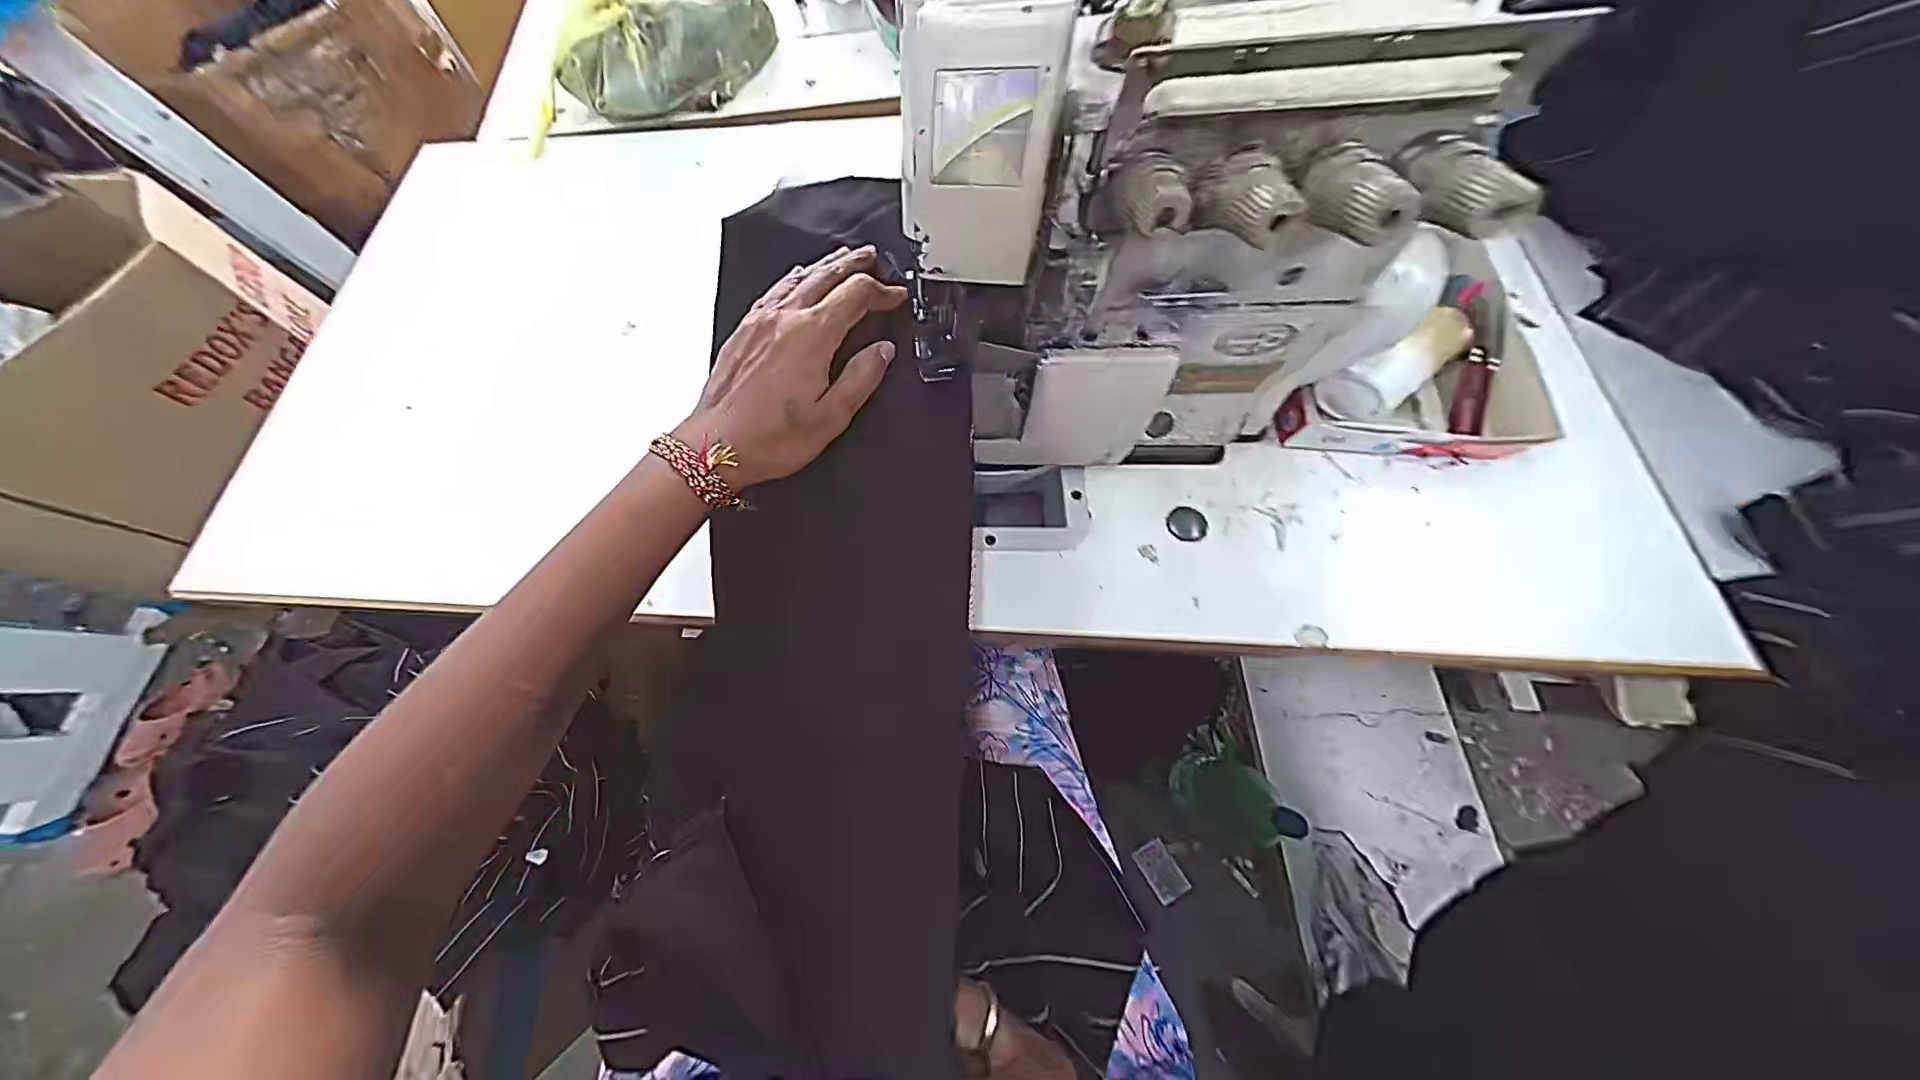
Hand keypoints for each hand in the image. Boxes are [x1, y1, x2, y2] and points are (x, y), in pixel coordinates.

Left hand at [676, 244, 908, 489]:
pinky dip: (796, 279)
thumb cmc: (769, 437)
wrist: (716, 446)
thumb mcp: (831, 417)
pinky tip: (799, 280)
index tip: (895, 296)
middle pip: (827, 275)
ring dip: (827, 265)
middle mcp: (784, 320)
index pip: (855, 295)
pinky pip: (775, 290)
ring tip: (843, 260)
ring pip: (800, 277)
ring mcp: (760, 322)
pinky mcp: (744, 330)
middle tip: (873, 260)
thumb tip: (881, 352)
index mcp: (811, 337)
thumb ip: (861, 378)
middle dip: (855, 265)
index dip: (881, 292)